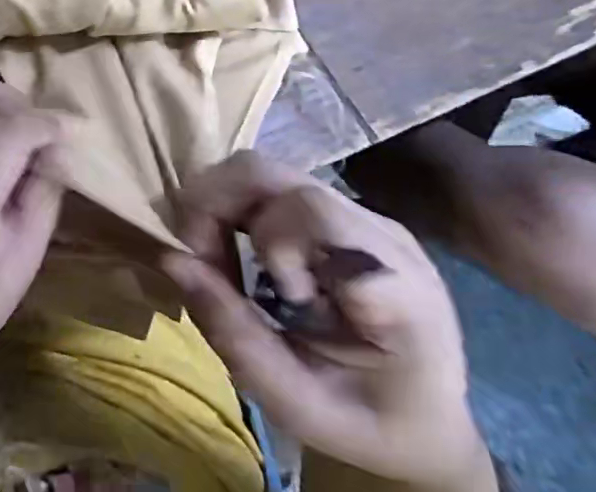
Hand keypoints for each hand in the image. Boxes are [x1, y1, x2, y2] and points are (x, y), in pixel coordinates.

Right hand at [163, 153, 492, 490]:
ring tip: (217, 260)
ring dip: (221, 206)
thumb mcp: (298, 405)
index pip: (314, 212)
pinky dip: (236, 211)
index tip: (271, 299)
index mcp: (399, 286)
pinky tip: (241, 255)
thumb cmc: (367, 425)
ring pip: (265, 171)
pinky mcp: (340, 212)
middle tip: (201, 259)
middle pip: (274, 174)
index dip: (271, 244)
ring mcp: (361, 214)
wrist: (424, 424)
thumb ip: (235, 334)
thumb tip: (170, 258)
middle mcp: (381, 232)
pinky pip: (272, 187)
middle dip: (216, 206)